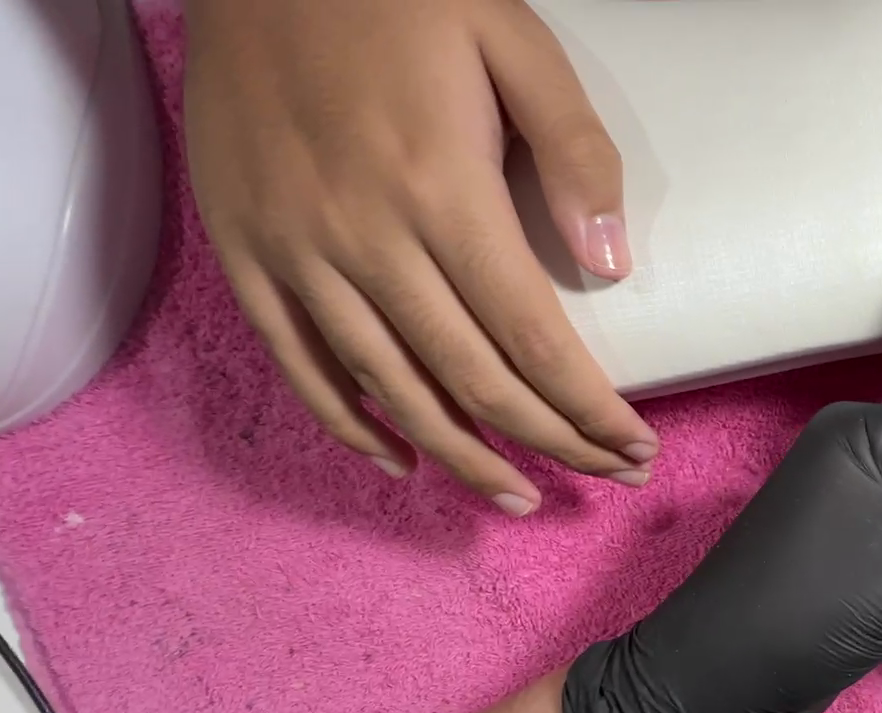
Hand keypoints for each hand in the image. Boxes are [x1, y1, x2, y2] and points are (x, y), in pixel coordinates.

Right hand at [185, 0, 657, 513]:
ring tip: (524, 498)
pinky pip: (300, 364)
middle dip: (557, 444)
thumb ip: (576, 157)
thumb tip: (609, 268)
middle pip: (479, 383)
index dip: (592, 411)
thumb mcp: (517, 45)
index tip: (638, 448)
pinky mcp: (244, 251)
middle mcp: (364, 239)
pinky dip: (353, 425)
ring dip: (468, 460)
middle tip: (611, 477)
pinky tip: (406, 462)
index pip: (536, 343)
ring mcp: (294, 251)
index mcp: (441, 194)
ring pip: (395, 392)